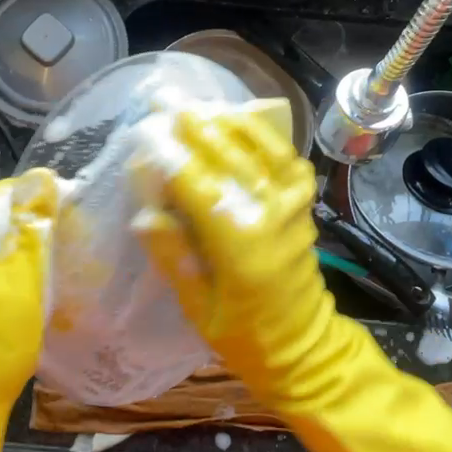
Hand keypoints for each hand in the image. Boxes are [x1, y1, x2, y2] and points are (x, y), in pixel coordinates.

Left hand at [0, 170, 58, 451]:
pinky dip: (22, 255)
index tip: (78, 206)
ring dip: (32, 235)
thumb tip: (43, 182)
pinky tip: (47, 266)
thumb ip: (29, 234)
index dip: (39, 193)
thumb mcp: (19, 289)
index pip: (1, 193)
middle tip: (79, 226)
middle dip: (37, 214)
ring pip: (0, 232)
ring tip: (69, 243)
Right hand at [135, 107, 451, 451]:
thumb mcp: (199, 310)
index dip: (173, 159)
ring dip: (233, 123)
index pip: (201, 190)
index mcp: (242, 250)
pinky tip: (246, 122)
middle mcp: (272, 220)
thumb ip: (174, 258)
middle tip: (167, 101)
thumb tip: (145, 214)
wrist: (306, 351)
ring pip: (265, 152)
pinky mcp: (305, 208)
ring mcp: (294, 210)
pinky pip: (288, 161)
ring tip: (203, 105)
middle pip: (232, 160)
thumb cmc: (245, 339)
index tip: (146, 133)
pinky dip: (268, 138)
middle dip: (198, 128)